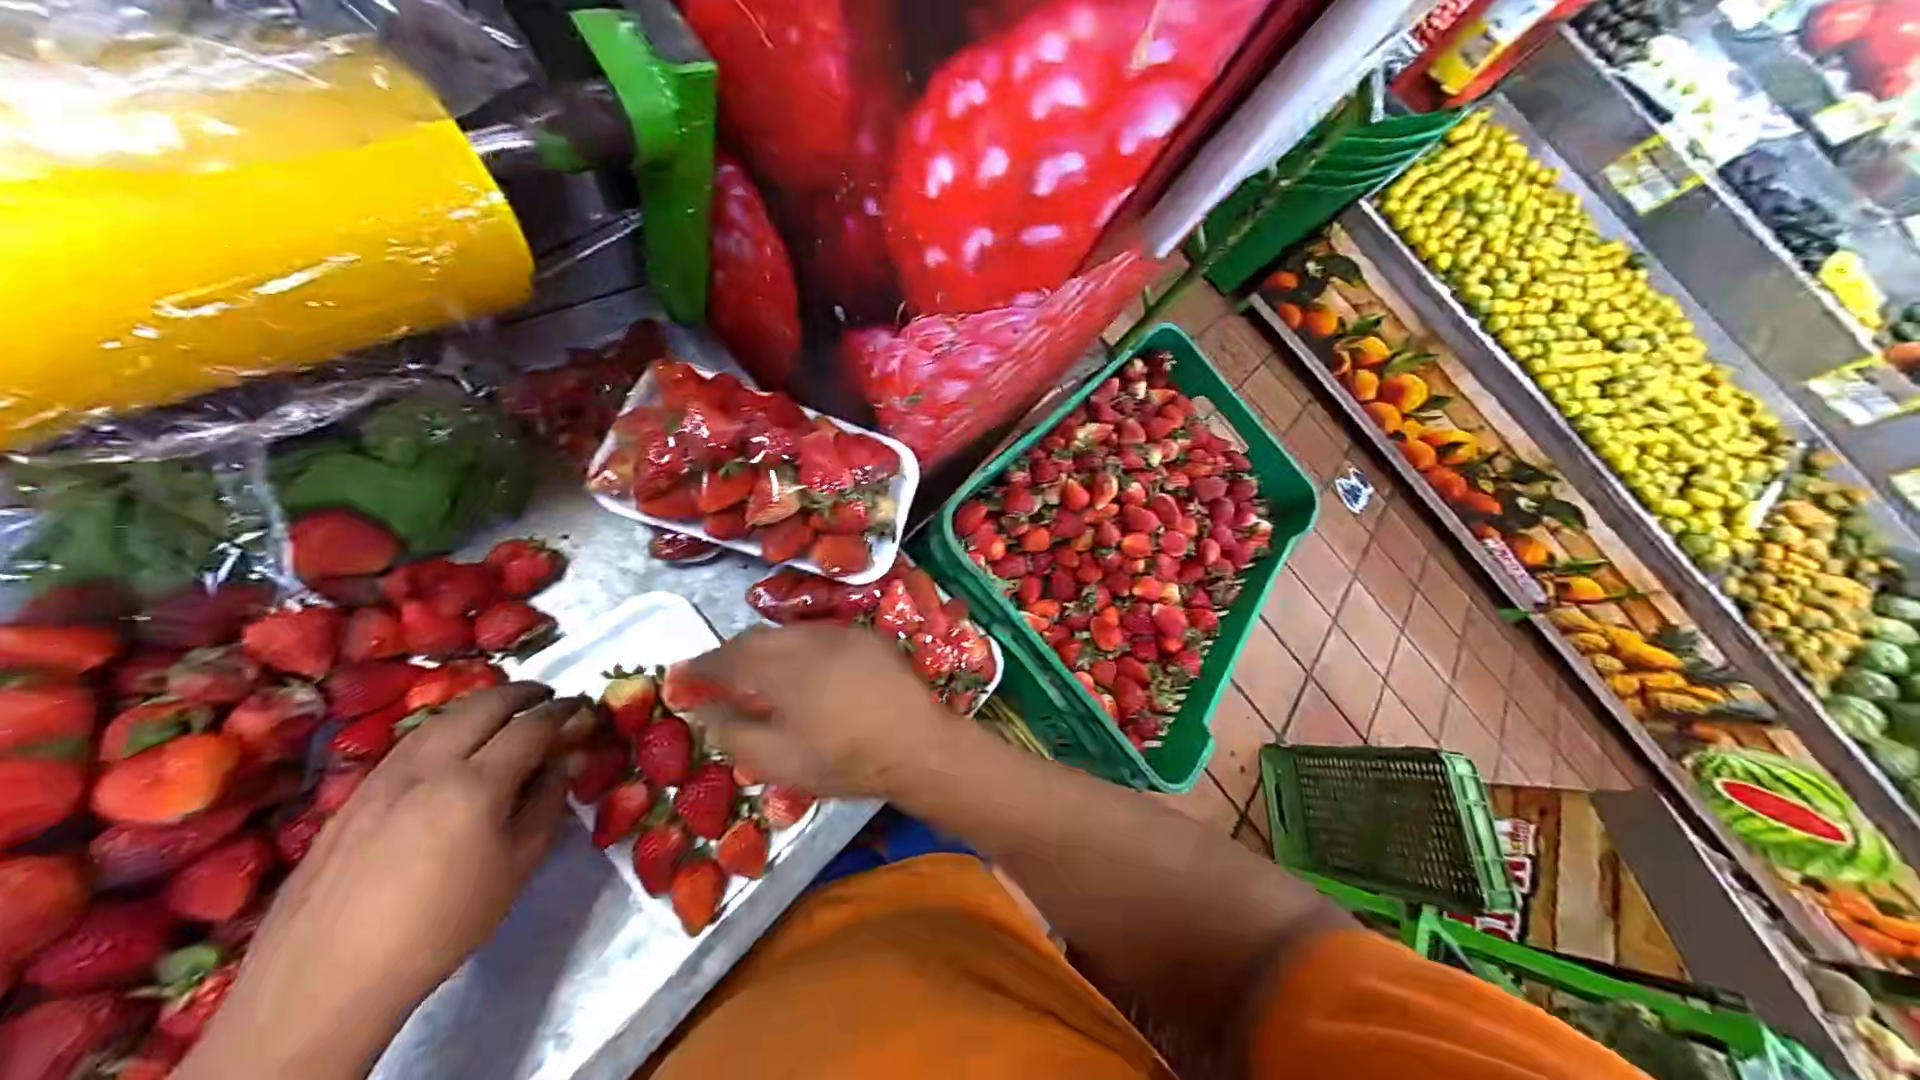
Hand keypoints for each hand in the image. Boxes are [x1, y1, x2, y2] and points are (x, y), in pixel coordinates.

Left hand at [178, 684, 592, 1079]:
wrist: (326, 979)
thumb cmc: (443, 925)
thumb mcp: (517, 865)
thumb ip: (546, 802)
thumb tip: (563, 761)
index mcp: (475, 784)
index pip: (532, 726)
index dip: (564, 712)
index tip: (584, 708)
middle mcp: (429, 765)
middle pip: (484, 705)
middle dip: (524, 694)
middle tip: (549, 699)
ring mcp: (385, 775)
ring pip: (443, 717)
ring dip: (482, 705)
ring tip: (506, 713)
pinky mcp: (354, 794)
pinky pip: (412, 741)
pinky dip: (447, 727)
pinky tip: (453, 746)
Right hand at [682, 624, 955, 798]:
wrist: (919, 745)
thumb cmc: (847, 761)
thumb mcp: (781, 762)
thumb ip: (735, 733)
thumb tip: (705, 710)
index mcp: (782, 669)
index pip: (728, 658)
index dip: (702, 666)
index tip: (684, 676)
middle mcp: (809, 640)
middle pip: (757, 638)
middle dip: (732, 654)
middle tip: (718, 674)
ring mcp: (842, 634)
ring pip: (789, 632)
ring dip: (766, 648)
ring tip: (758, 673)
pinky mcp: (867, 637)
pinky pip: (820, 634)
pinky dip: (799, 646)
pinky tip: (804, 669)